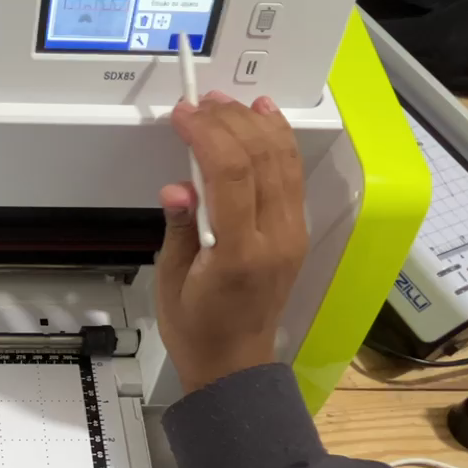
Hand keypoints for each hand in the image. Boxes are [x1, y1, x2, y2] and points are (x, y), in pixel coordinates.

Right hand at [155, 92, 307, 392]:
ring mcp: (291, 234)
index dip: (207, 135)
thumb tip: (178, 187)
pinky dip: (278, 144)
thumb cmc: (196, 330)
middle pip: (261, 159)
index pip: (231, 174)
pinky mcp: (296, 233)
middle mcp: (275, 239)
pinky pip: (292, 177)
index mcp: (238, 254)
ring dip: (257, 125)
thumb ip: (179, 229)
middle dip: (230, 122)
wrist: (234, 364)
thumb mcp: (171, 281)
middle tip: (201, 103)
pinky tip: (264, 122)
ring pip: (284, 161)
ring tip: (230, 103)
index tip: (183, 115)